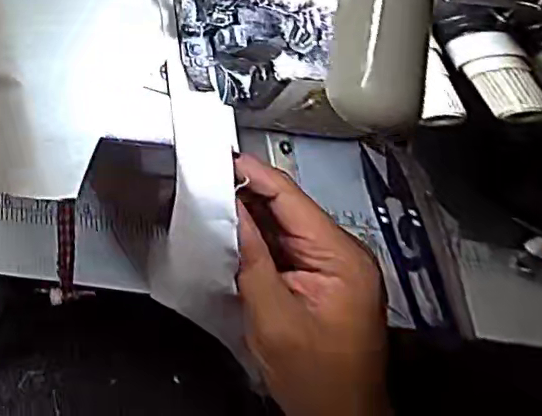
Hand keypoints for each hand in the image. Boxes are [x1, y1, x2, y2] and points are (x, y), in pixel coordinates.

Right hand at [234, 154, 390, 415]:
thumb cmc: (319, 382)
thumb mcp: (273, 316)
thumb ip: (249, 255)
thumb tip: (227, 206)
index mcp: (341, 257)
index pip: (288, 195)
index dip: (248, 173)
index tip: (213, 159)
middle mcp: (341, 252)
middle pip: (282, 203)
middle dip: (241, 194)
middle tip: (200, 185)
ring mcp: (330, 262)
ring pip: (277, 219)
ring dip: (245, 215)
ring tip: (208, 207)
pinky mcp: (316, 273)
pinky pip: (279, 239)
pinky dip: (253, 235)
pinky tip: (229, 235)